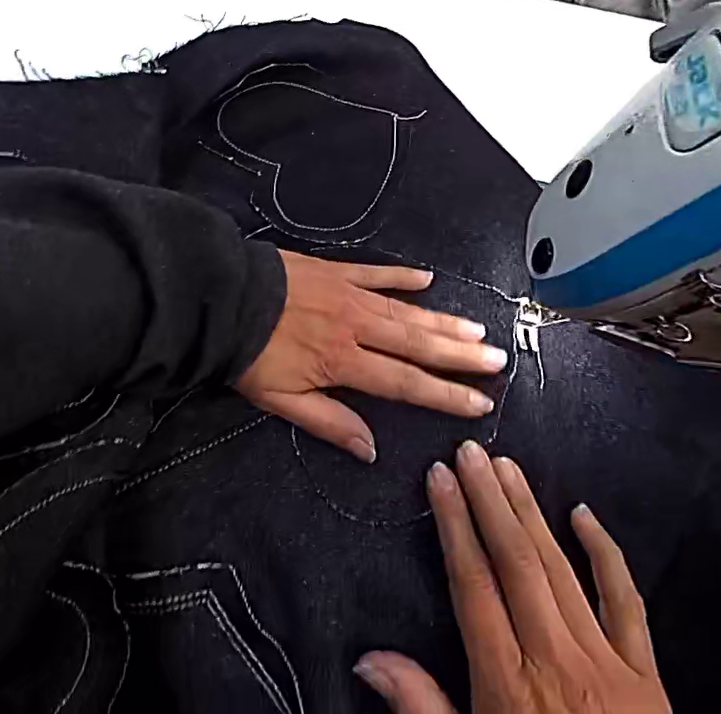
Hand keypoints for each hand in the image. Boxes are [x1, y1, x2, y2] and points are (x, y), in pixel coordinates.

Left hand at [235, 252, 505, 462]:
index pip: (406, 383)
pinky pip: (379, 273)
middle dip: (461, 354)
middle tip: (498, 359)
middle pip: (418, 344)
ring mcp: (351, 294)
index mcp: (345, 362)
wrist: (223, 299)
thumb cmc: (249, 355)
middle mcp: (358, 327)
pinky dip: (403, 276)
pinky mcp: (339, 271)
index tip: (479, 402)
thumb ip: (329, 423)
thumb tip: (370, 449)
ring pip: (407, 311)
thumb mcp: (281, 400)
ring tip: (477, 329)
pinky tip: (427, 279)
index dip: (446, 395)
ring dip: (444, 321)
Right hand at [355, 441, 670, 713]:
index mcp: (508, 687)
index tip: (440, 480)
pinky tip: (584, 514)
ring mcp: (605, 663)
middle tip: (470, 453)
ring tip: (507, 467)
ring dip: (530, 510)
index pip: (473, 584)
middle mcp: (555, 662)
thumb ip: (421, 708)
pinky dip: (604, 551)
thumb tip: (370, 659)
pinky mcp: (646, 674)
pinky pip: (626, 600)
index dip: (453, 524)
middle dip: (488, 499)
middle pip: (515, 561)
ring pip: (560, 567)